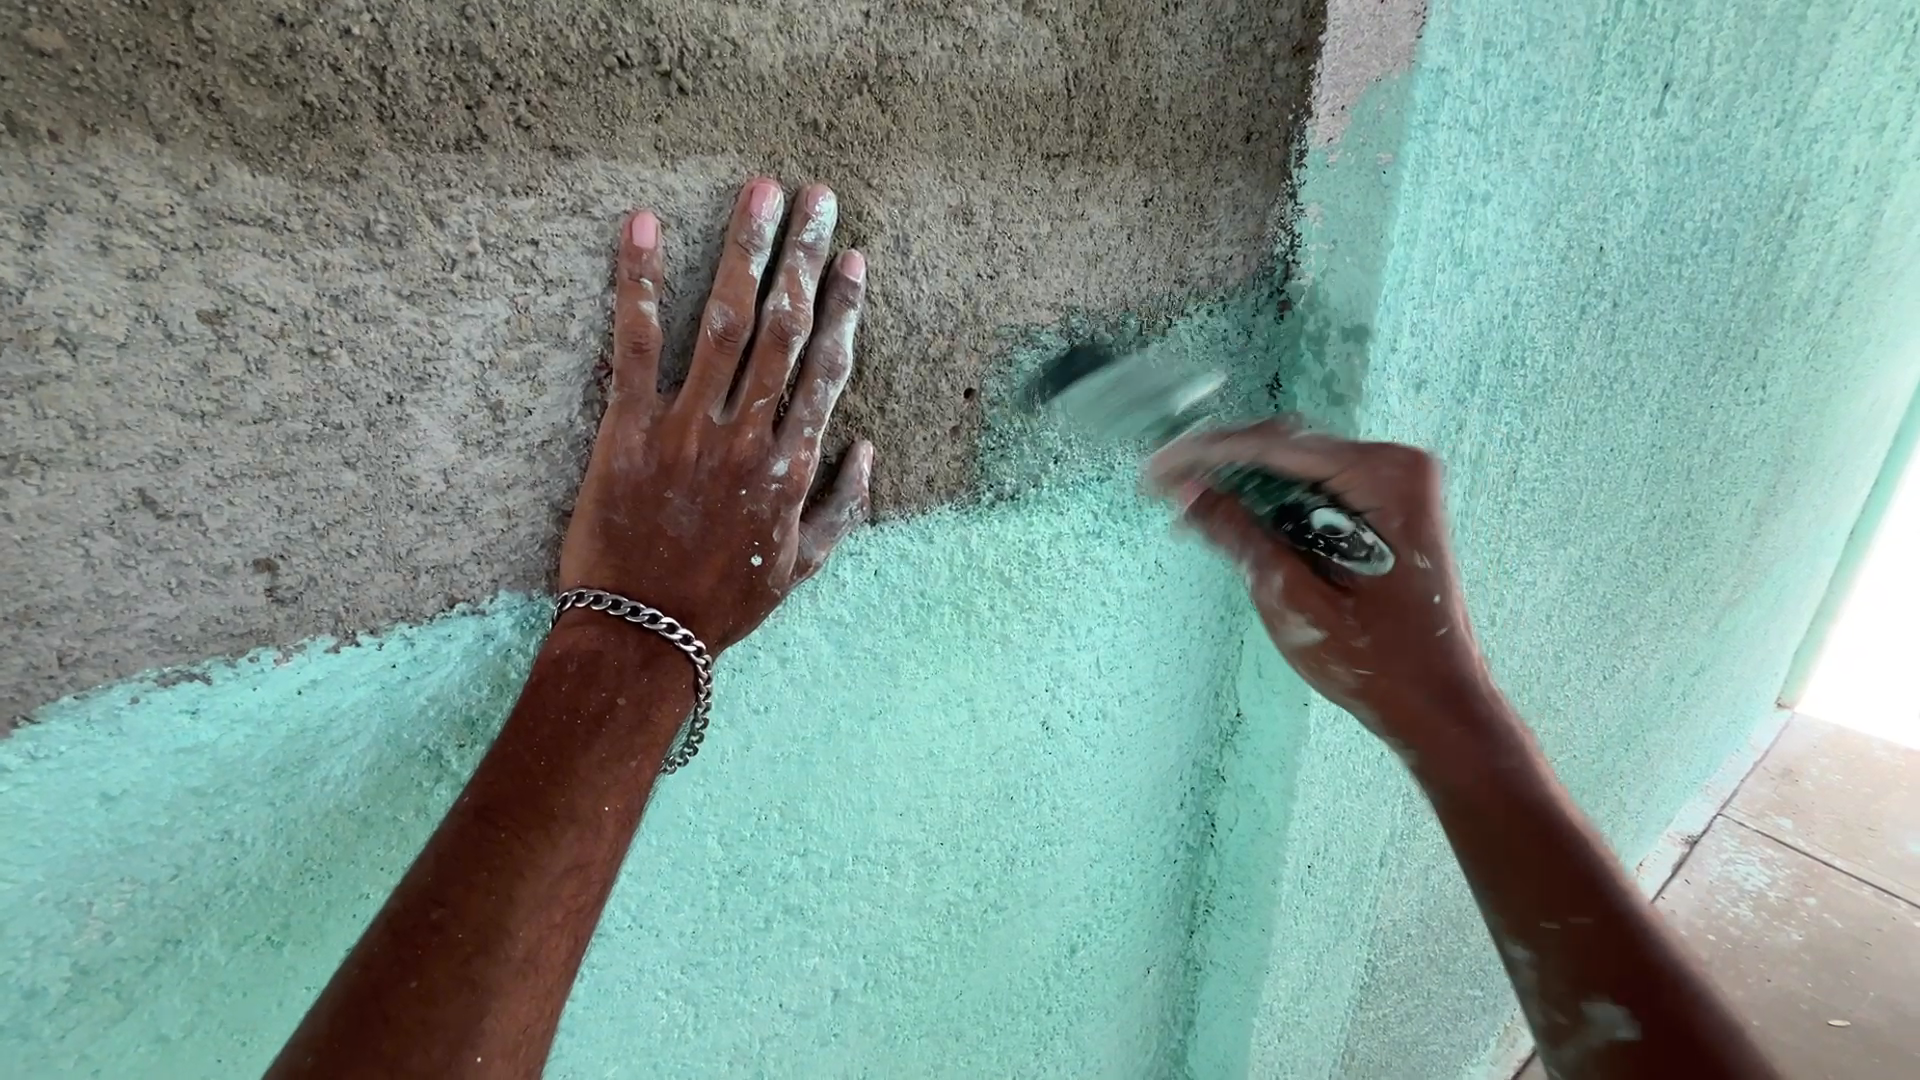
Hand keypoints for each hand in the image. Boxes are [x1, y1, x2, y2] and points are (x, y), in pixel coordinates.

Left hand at [557, 178, 872, 653]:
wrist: (646, 634)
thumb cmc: (728, 602)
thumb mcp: (805, 566)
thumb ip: (844, 506)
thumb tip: (869, 448)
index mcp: (792, 467)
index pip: (827, 370)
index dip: (844, 308)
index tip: (852, 257)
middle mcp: (748, 437)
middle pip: (783, 329)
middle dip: (803, 256)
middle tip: (815, 196)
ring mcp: (687, 430)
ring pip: (722, 323)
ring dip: (743, 250)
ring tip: (759, 191)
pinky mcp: (627, 432)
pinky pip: (634, 347)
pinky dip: (636, 285)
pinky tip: (642, 228)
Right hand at [1145, 420, 1499, 749]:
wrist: (1435, 702)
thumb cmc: (1377, 660)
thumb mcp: (1291, 596)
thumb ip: (1238, 535)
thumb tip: (1186, 491)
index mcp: (1386, 478)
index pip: (1275, 448)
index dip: (1206, 455)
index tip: (1157, 467)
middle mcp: (1393, 467)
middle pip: (1282, 448)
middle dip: (1216, 465)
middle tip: (1159, 483)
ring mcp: (1388, 486)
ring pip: (1289, 466)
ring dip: (1234, 483)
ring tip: (1182, 501)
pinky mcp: (1377, 507)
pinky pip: (1306, 488)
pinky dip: (1262, 502)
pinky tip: (1223, 515)